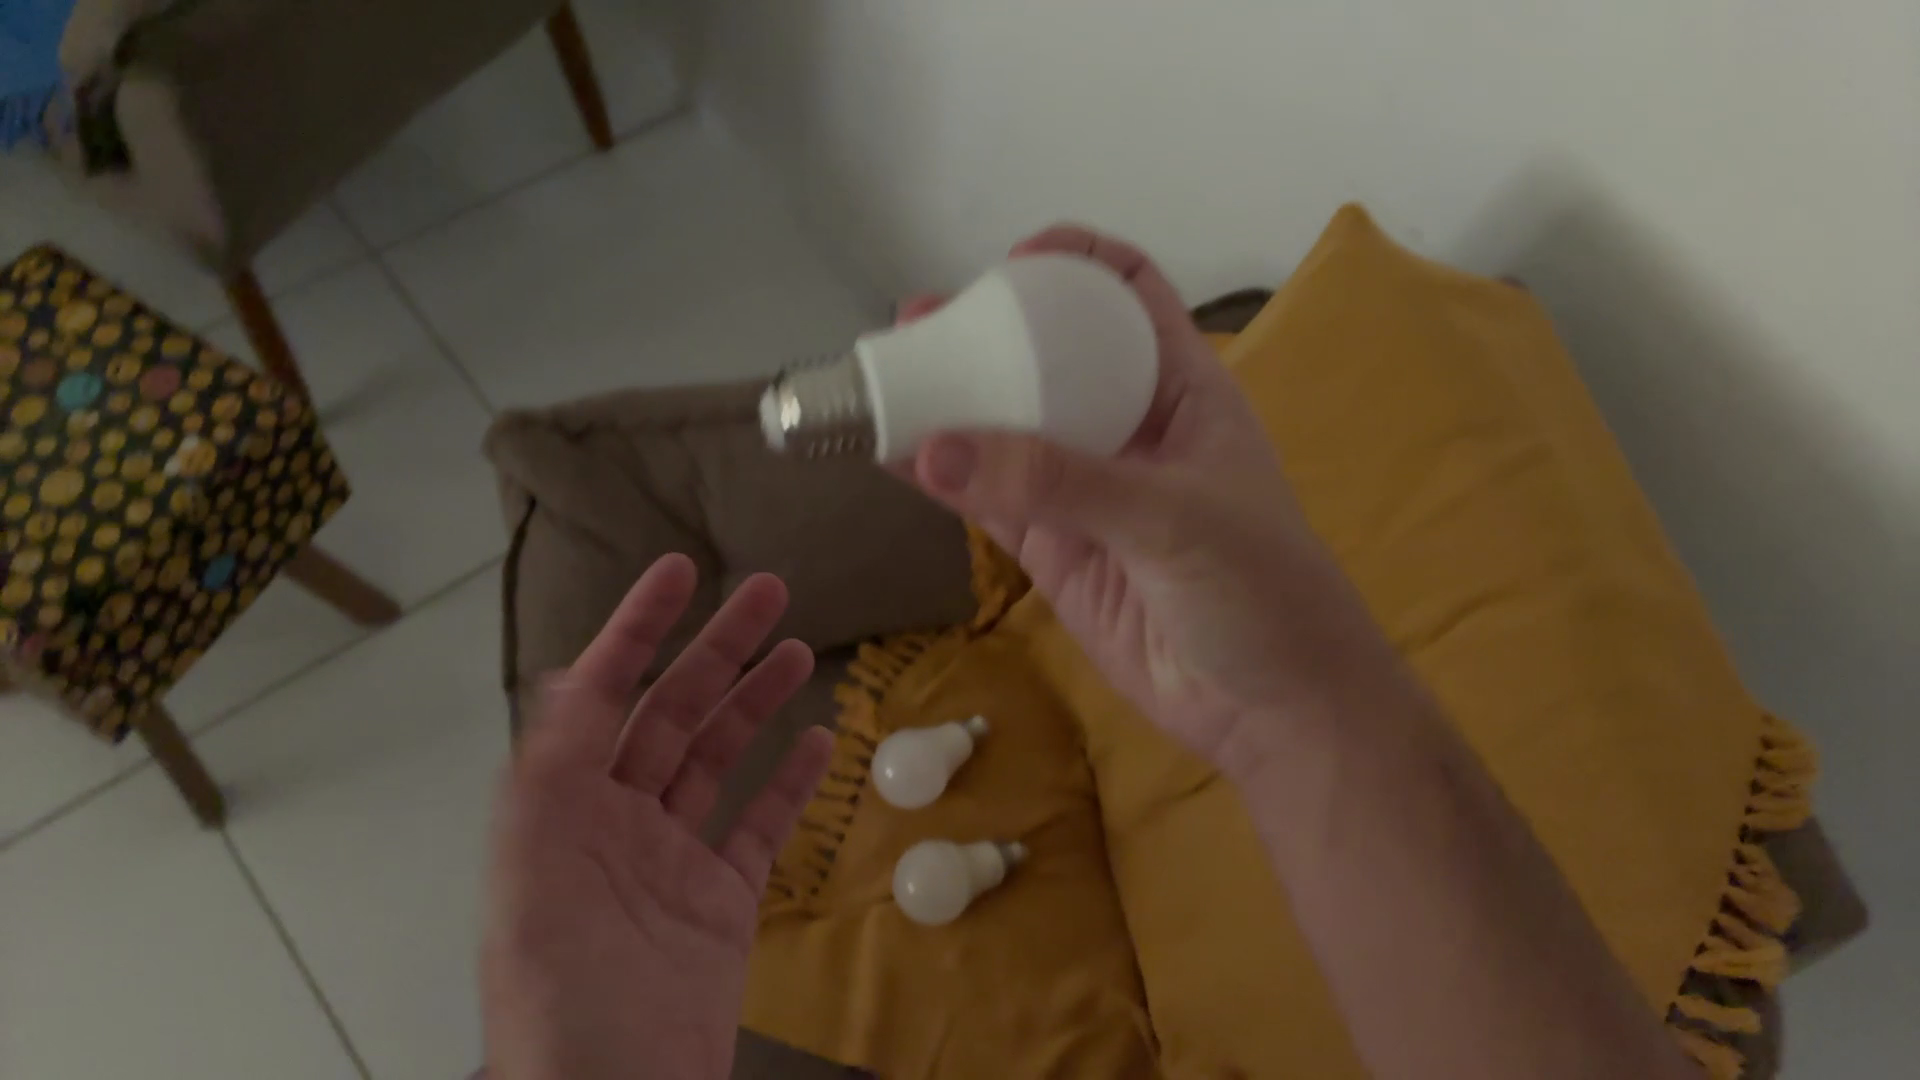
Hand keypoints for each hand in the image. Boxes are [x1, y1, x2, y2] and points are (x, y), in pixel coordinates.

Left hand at [482, 556, 833, 1079]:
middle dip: (720, 650)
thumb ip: (552, 766)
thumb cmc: (566, 991)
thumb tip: (569, 673)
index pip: (605, 694)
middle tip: (771, 593)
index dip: (639, 628)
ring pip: (721, 759)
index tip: (682, 573)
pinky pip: (759, 825)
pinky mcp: (723, 900)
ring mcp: (674, 860)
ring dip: (757, 703)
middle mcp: (618, 821)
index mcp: (564, 808)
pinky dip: (788, 781)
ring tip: (799, 650)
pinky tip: (815, 738)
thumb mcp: (534, 871)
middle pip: (676, 714)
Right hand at [903, 227, 1402, 771]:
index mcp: (1183, 392)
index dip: (1077, 265)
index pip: (1131, 299)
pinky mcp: (1053, 552)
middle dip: (989, 337)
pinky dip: (946, 481)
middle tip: (917, 323)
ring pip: (1009, 433)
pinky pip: (991, 505)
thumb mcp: (1172, 517)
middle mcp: (1130, 431)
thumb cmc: (1260, 590)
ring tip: (888, 378)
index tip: (1011, 263)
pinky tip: (899, 457)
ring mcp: (1086, 493)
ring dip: (954, 407)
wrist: (1270, 709)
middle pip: (1051, 361)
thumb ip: (1057, 482)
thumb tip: (936, 446)